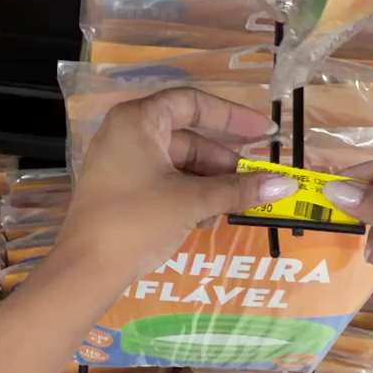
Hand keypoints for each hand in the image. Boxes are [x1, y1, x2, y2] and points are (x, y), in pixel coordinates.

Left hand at [48, 88, 297, 295]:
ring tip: (235, 204)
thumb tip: (286, 185)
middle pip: (187, 136)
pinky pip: (162, 183)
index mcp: (138, 121)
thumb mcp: (192, 202)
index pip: (192, 103)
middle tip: (254, 180)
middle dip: (223, 160)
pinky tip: (209, 216)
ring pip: (177, 164)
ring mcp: (120, 165)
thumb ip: (238, 189)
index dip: (232, 116)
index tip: (266, 132)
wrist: (86, 270)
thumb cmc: (137, 223)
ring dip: (209, 182)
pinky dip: (188, 195)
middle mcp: (126, 135)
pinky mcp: (120, 193)